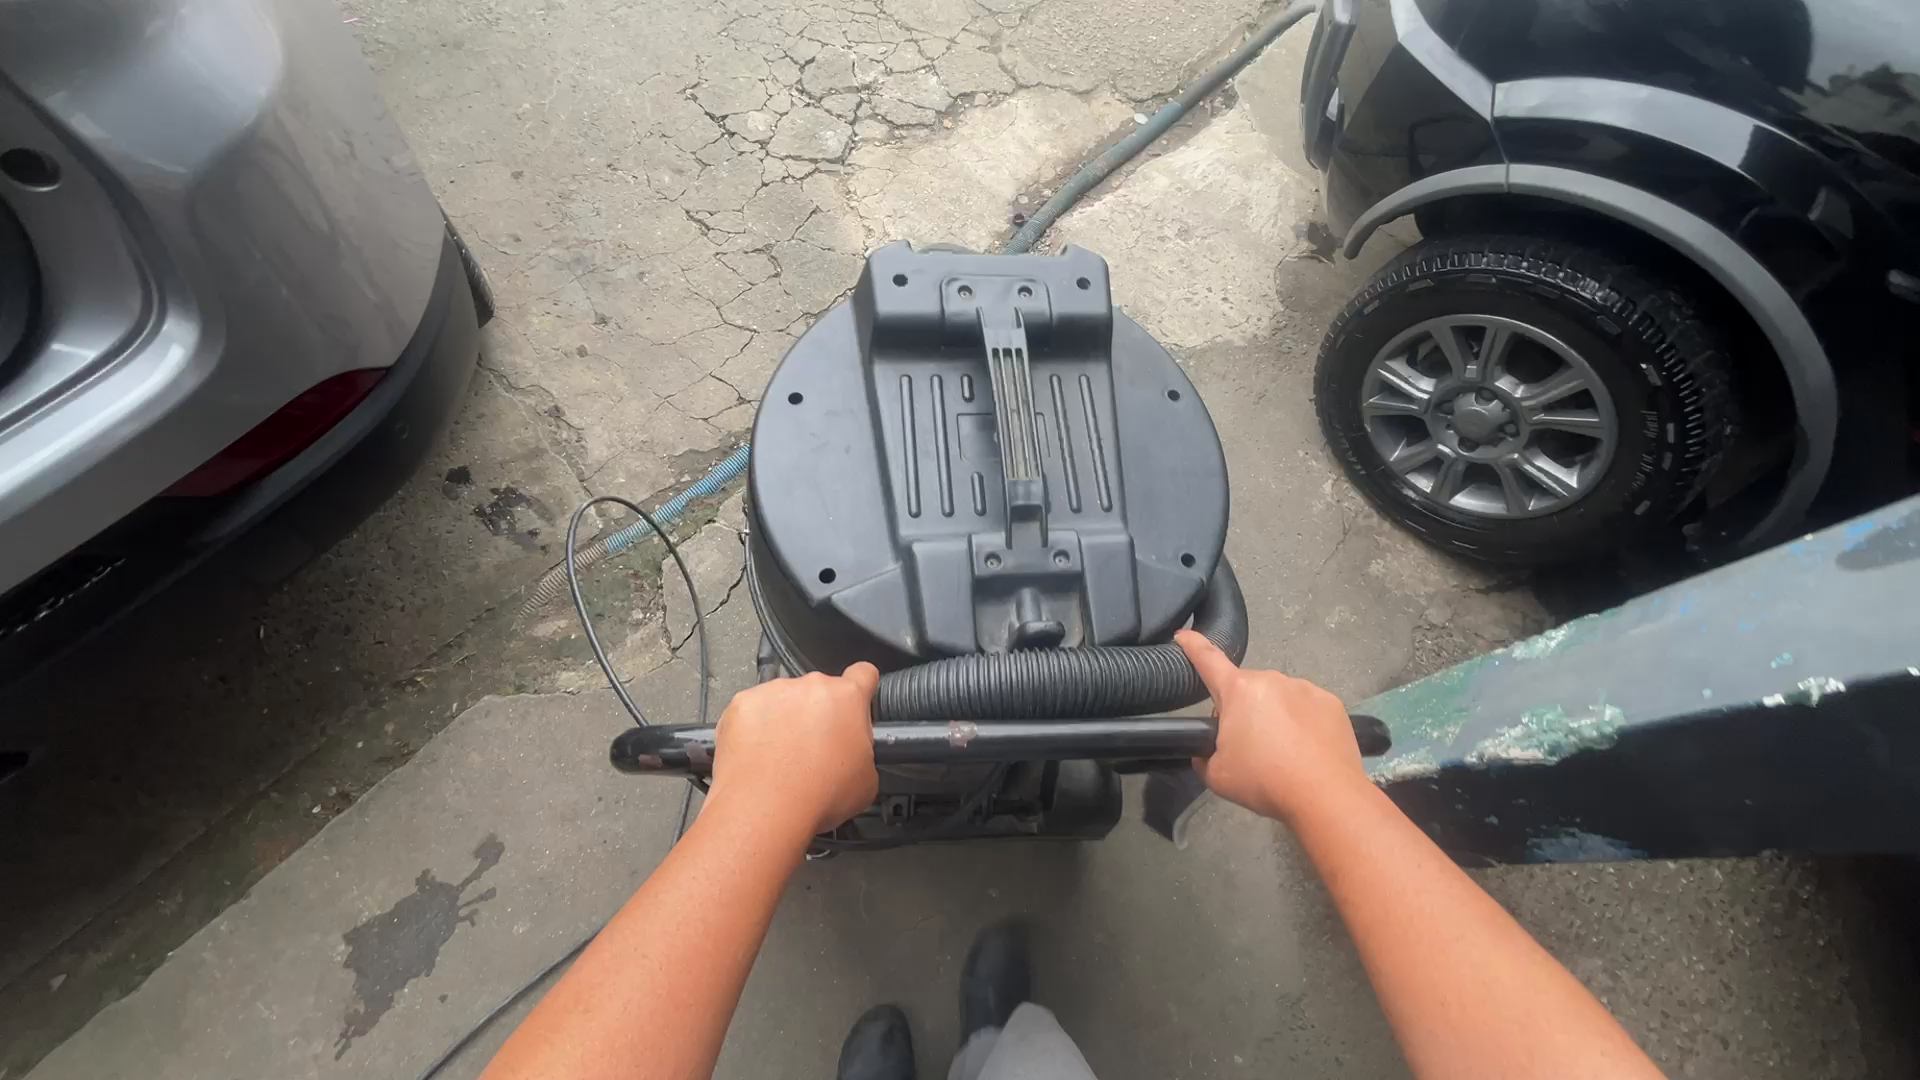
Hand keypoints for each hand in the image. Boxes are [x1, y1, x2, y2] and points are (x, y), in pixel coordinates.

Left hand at [709, 664, 879, 836]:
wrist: (765, 809)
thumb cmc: (815, 795)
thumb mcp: (867, 780)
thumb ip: (864, 751)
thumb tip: (857, 753)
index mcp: (847, 698)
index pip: (864, 673)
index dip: (862, 686)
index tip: (855, 700)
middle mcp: (812, 686)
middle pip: (820, 691)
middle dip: (819, 714)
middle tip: (815, 750)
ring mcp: (775, 692)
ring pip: (784, 699)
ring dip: (786, 719)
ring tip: (783, 758)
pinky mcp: (743, 703)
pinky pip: (753, 710)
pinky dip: (755, 728)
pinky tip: (760, 756)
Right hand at [1176, 630, 1368, 824]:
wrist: (1327, 798)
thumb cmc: (1265, 782)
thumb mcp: (1216, 775)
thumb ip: (1203, 755)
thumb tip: (1208, 751)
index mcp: (1238, 691)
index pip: (1207, 659)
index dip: (1192, 645)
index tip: (1183, 635)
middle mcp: (1270, 680)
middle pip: (1245, 689)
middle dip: (1242, 710)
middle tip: (1250, 747)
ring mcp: (1304, 688)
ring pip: (1277, 697)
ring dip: (1273, 715)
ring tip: (1284, 753)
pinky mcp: (1331, 703)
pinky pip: (1306, 706)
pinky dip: (1302, 722)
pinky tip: (1307, 750)